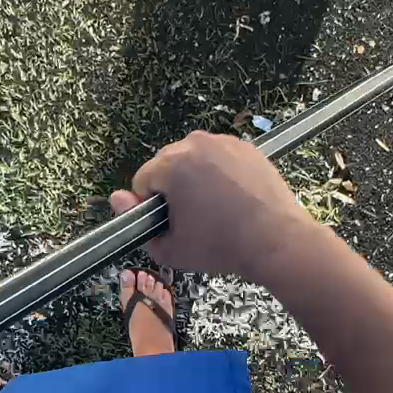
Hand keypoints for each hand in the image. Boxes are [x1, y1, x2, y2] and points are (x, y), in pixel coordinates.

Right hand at [109, 130, 328, 281]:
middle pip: (168, 164)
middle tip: (190, 219)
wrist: (275, 241)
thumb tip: (117, 200)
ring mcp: (225, 142)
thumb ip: (137, 224)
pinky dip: (219, 175)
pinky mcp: (247, 149)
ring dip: (195, 180)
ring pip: (195, 159)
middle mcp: (196, 144)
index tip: (166, 223)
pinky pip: (220, 159)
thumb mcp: (171, 249)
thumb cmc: (221, 247)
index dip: (148, 205)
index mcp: (173, 165)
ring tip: (211, 211)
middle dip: (172, 188)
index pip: (143, 179)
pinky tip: (230, 201)